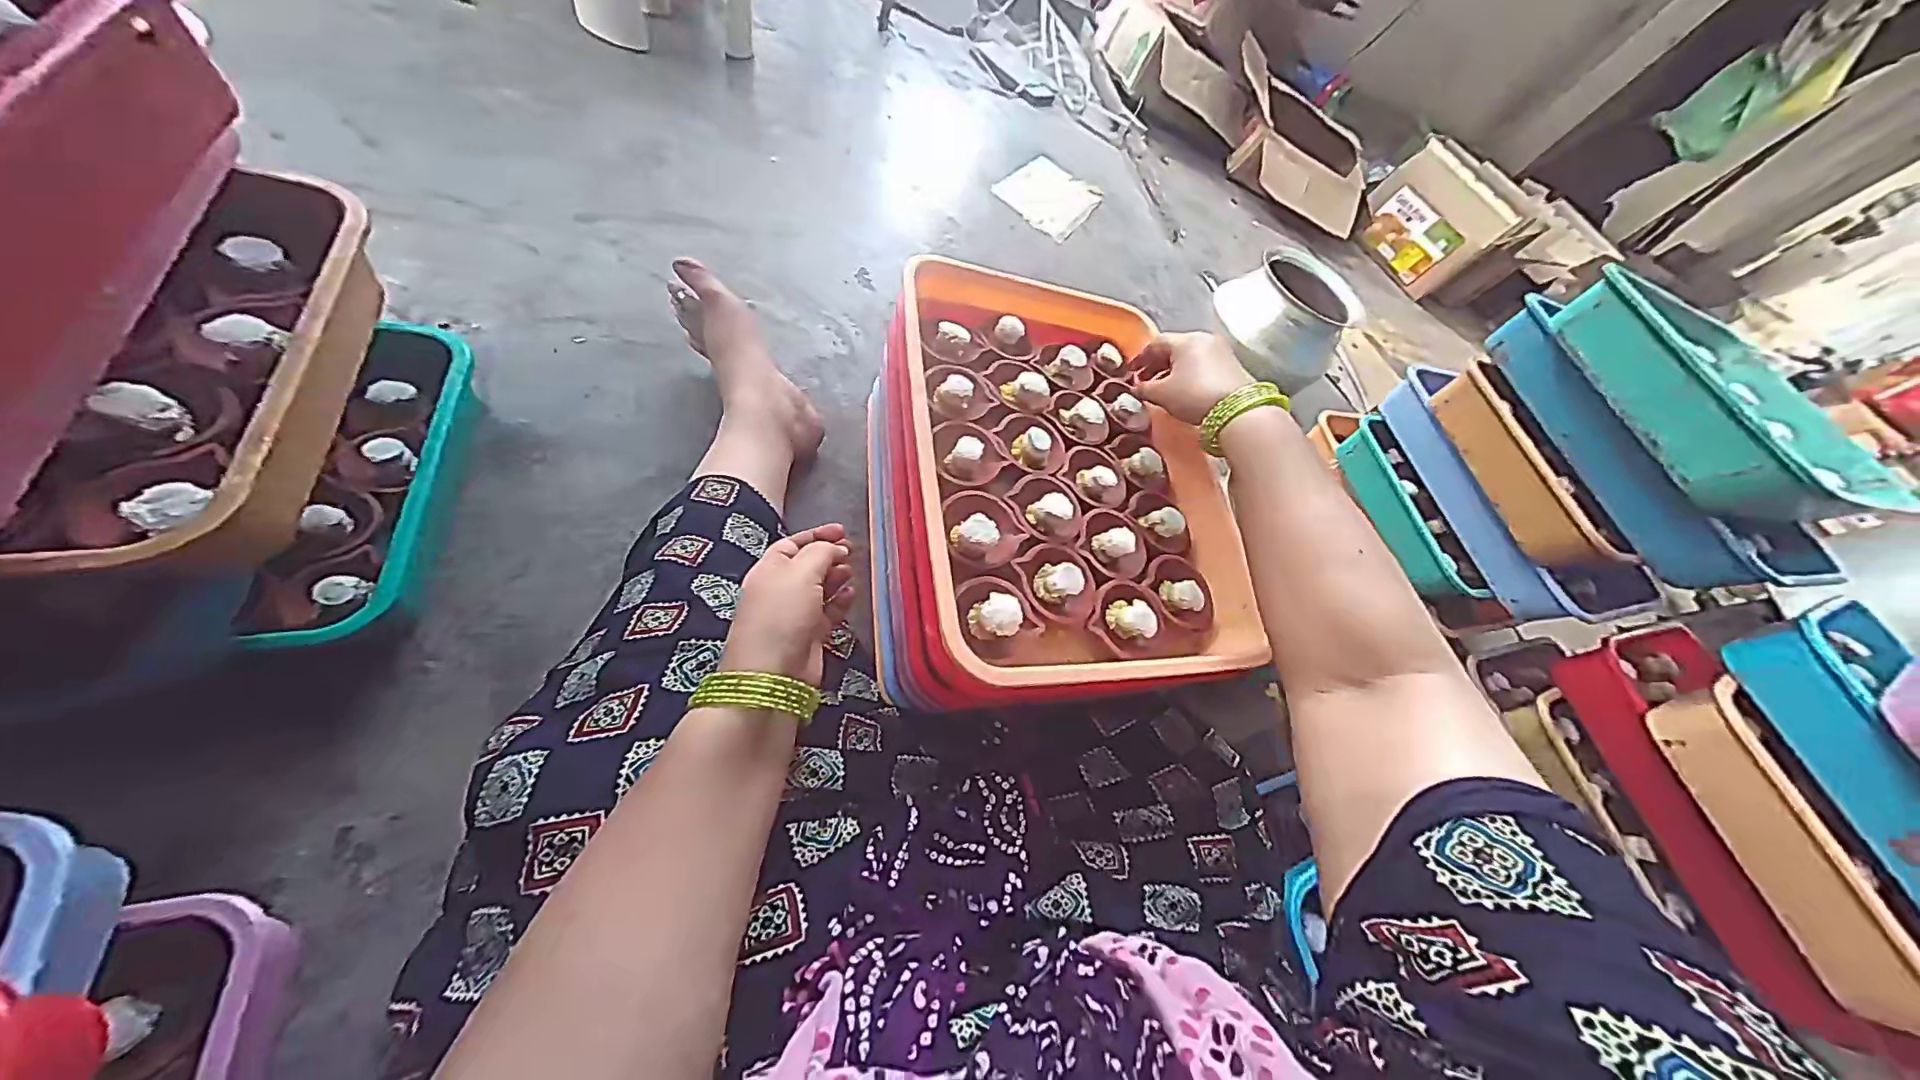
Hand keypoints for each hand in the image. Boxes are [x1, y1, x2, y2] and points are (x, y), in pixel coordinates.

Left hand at [721, 523, 855, 687]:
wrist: (773, 672)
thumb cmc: (782, 614)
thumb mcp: (801, 572)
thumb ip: (821, 552)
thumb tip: (836, 548)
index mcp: (769, 569)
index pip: (793, 544)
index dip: (817, 535)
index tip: (842, 530)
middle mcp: (780, 589)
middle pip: (808, 565)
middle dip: (830, 556)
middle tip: (852, 552)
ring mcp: (795, 613)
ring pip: (820, 588)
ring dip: (837, 577)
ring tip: (851, 572)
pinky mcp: (810, 634)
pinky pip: (829, 611)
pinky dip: (840, 601)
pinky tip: (850, 594)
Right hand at [1134, 332, 1254, 424]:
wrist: (1236, 411)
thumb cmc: (1194, 396)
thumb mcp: (1161, 394)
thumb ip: (1144, 389)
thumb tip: (1136, 389)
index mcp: (1185, 341)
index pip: (1156, 343)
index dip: (1140, 358)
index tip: (1131, 371)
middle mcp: (1204, 340)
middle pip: (1174, 348)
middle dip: (1156, 364)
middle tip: (1144, 380)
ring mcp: (1220, 351)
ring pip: (1189, 357)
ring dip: (1173, 370)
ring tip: (1162, 387)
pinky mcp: (1231, 365)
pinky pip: (1202, 365)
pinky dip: (1189, 374)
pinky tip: (1183, 389)